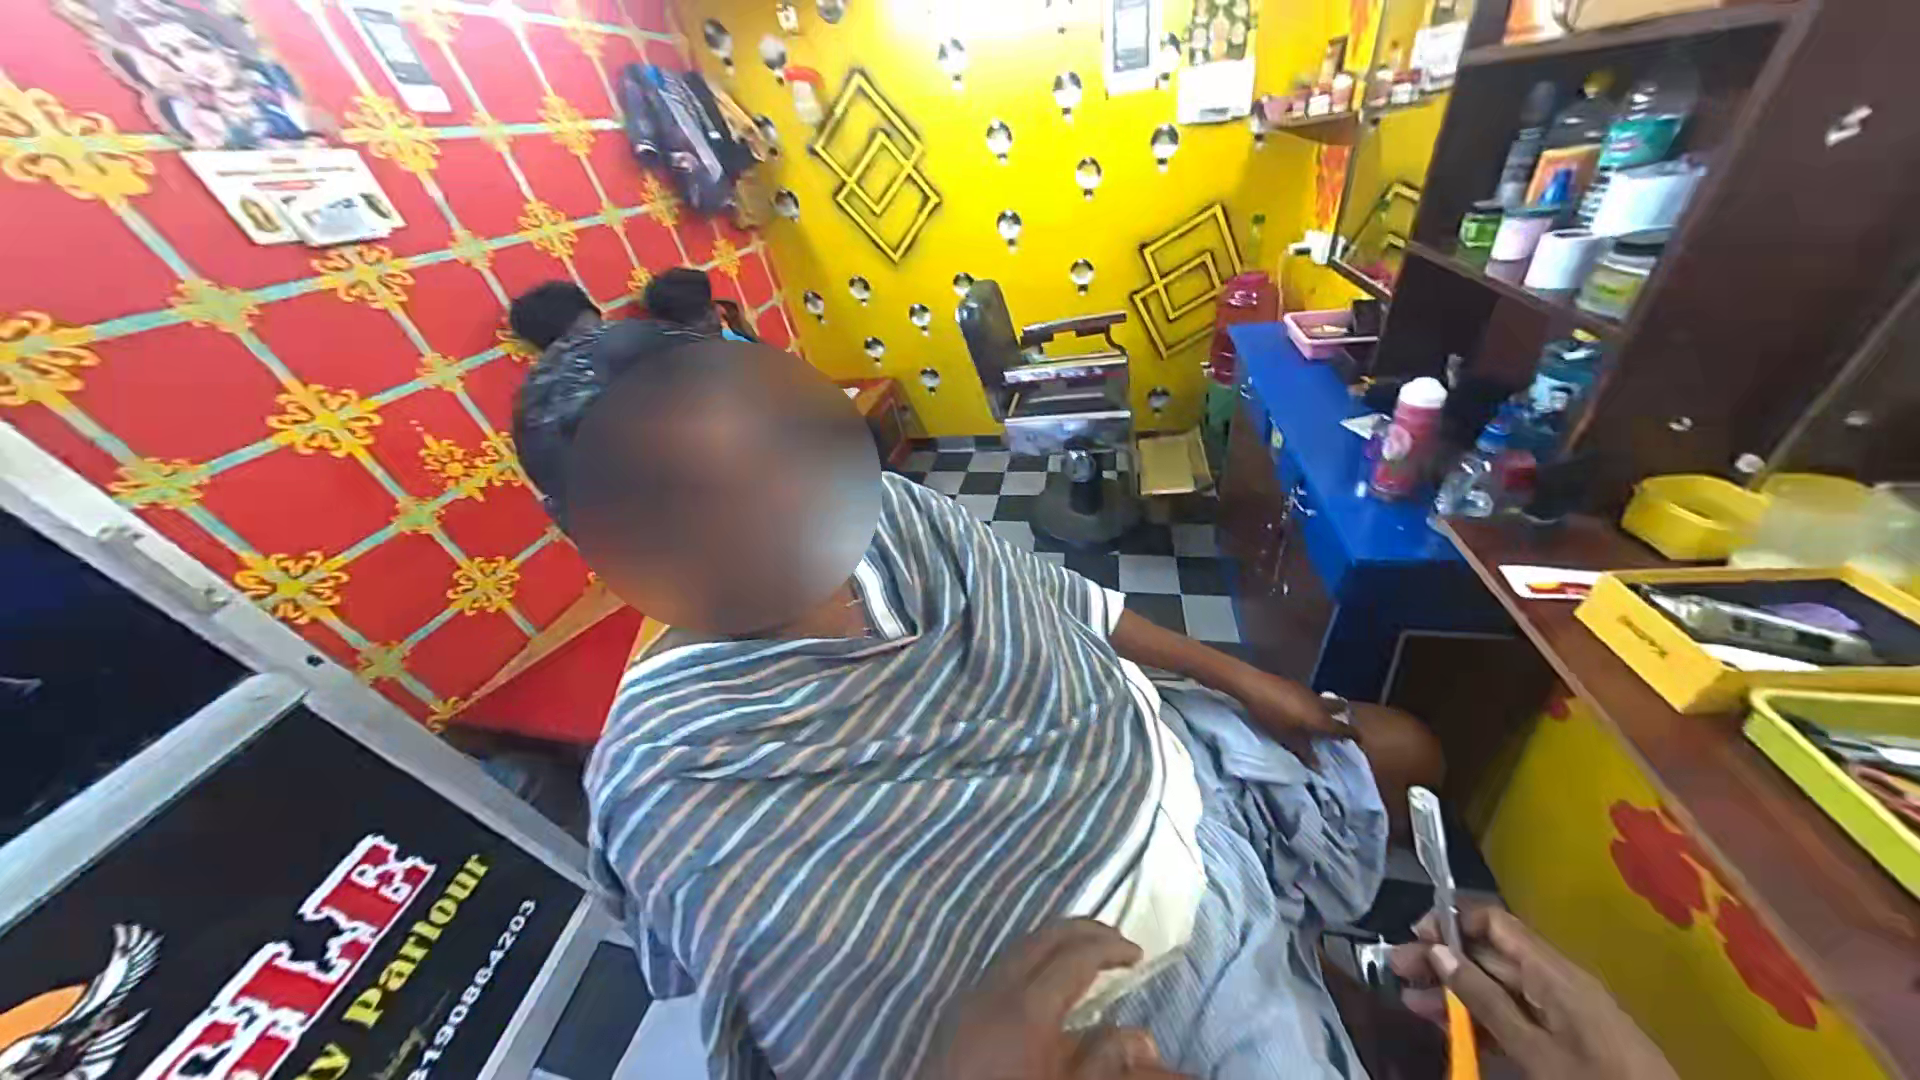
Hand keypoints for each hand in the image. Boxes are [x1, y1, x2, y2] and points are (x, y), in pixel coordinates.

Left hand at [917, 919, 1187, 1079]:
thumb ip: (1103, 1063)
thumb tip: (1141, 1035)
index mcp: (1028, 1008)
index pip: (1076, 956)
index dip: (1110, 948)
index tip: (1137, 953)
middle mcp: (997, 986)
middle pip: (1045, 937)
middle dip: (1084, 931)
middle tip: (1117, 940)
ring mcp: (973, 993)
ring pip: (1020, 943)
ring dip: (1056, 940)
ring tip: (1086, 951)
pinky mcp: (958, 1007)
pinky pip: (1002, 962)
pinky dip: (1032, 954)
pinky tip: (1045, 973)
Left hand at [1224, 665, 1351, 740]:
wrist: (1255, 686)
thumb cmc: (1273, 716)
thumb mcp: (1288, 739)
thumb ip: (1305, 752)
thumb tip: (1319, 766)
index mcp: (1323, 721)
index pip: (1347, 730)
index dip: (1354, 735)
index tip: (1357, 740)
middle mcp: (1321, 705)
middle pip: (1340, 708)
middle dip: (1342, 715)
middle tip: (1339, 724)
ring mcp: (1309, 692)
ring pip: (1325, 700)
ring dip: (1326, 708)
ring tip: (1319, 717)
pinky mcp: (1295, 684)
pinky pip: (1310, 695)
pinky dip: (1311, 702)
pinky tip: (1300, 706)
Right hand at [1389, 906, 1678, 1079]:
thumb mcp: (1535, 1051)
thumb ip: (1484, 1000)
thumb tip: (1437, 950)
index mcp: (1553, 972)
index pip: (1493, 921)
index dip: (1451, 921)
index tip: (1417, 937)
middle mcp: (1557, 981)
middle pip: (1488, 955)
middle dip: (1441, 961)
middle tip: (1398, 972)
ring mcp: (1566, 1012)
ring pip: (1497, 987)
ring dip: (1455, 992)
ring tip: (1415, 1005)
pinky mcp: (1571, 1040)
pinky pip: (1517, 1014)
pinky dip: (1482, 1017)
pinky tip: (1454, 1030)